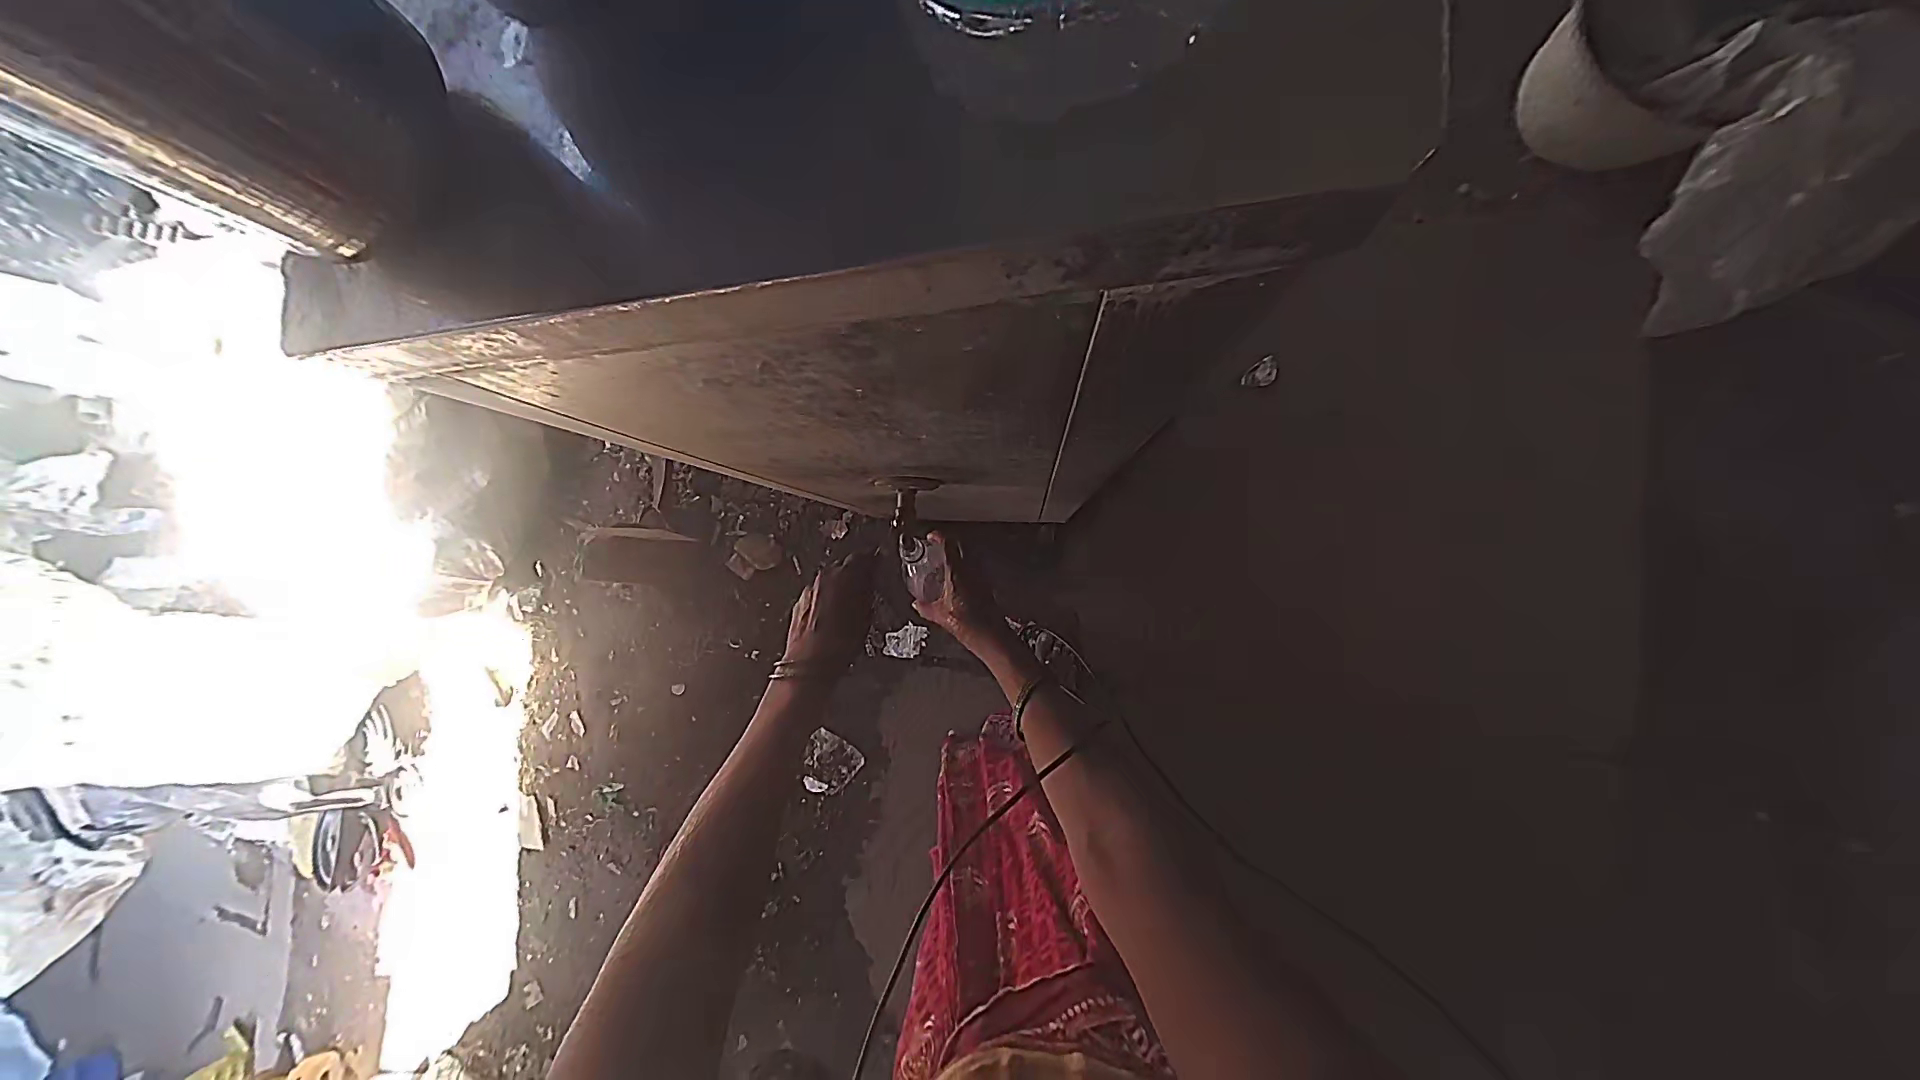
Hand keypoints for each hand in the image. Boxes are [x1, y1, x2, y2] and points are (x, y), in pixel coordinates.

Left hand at [781, 548, 877, 670]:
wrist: (809, 665)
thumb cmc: (838, 644)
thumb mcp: (867, 615)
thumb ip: (869, 591)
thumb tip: (872, 579)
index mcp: (842, 574)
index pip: (863, 557)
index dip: (873, 561)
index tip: (879, 566)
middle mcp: (822, 577)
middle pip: (844, 567)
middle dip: (856, 574)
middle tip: (869, 587)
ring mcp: (809, 591)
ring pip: (830, 581)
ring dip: (841, 588)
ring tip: (853, 606)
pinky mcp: (800, 605)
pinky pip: (819, 596)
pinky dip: (828, 600)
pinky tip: (835, 617)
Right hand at [910, 531, 1003, 649]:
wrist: (993, 637)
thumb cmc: (971, 626)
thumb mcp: (941, 616)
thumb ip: (927, 608)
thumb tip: (918, 604)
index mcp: (958, 574)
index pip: (950, 546)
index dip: (939, 537)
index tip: (932, 536)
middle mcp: (972, 572)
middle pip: (960, 548)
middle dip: (948, 545)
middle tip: (936, 549)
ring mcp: (981, 578)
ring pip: (968, 558)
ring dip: (957, 557)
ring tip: (945, 565)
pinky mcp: (986, 587)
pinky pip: (974, 571)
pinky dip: (964, 570)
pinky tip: (957, 582)